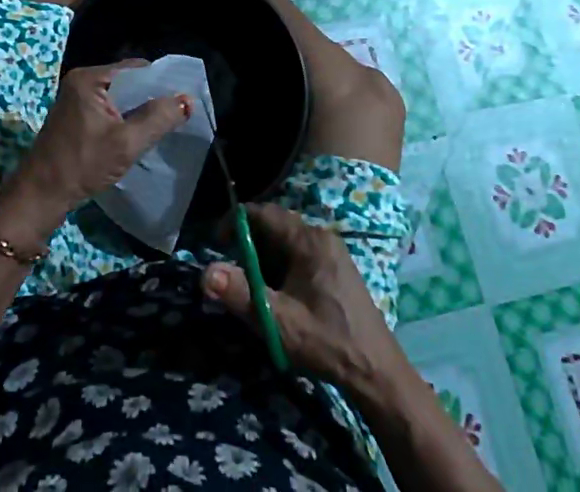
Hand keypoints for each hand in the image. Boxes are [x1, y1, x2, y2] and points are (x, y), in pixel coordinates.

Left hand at [0, 61, 190, 245]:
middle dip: (152, 97)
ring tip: (163, 123)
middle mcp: (82, 81)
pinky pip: (110, 107)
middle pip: (130, 81)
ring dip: (140, 109)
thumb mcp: (126, 143)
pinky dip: (126, 117)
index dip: (162, 83)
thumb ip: (158, 118)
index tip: (182, 100)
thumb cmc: (81, 166)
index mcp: (90, 78)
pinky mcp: (76, 115)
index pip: (137, 69)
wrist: (39, 197)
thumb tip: (187, 100)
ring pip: (121, 96)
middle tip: (176, 113)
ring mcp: (77, 98)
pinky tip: (139, 132)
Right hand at [201, 204, 404, 396]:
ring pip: (287, 241)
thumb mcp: (278, 320)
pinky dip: (280, 265)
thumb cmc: (325, 340)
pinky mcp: (335, 268)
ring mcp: (332, 252)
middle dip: (248, 243)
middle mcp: (322, 237)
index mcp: (309, 241)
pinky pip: (299, 254)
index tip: (215, 241)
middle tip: (228, 268)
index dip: (236, 221)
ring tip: (247, 284)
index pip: (265, 213)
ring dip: (263, 257)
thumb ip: (241, 293)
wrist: (373, 367)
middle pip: (276, 225)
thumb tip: (206, 271)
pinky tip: (274, 293)